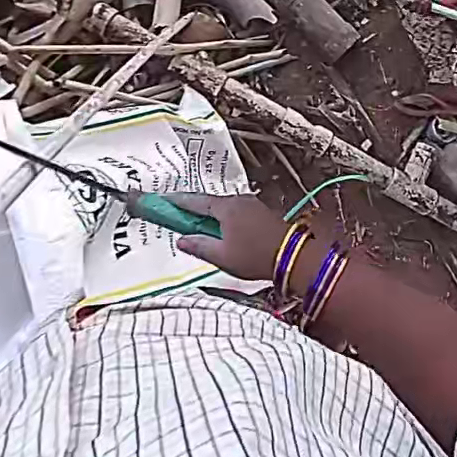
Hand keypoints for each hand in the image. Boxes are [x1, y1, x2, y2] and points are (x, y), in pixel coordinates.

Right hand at [166, 192, 305, 281]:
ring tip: (197, 225)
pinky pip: (235, 212)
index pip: (195, 201)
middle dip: (192, 208)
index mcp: (226, 207)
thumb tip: (181, 241)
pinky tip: (220, 230)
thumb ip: (199, 246)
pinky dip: (223, 218)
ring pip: (223, 207)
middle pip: (209, 202)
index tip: (162, 200)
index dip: (177, 201)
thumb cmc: (256, 256)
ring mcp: (251, 205)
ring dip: (209, 215)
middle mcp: (238, 201)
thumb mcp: (222, 256)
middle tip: (176, 213)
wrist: (294, 256)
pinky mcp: (260, 214)